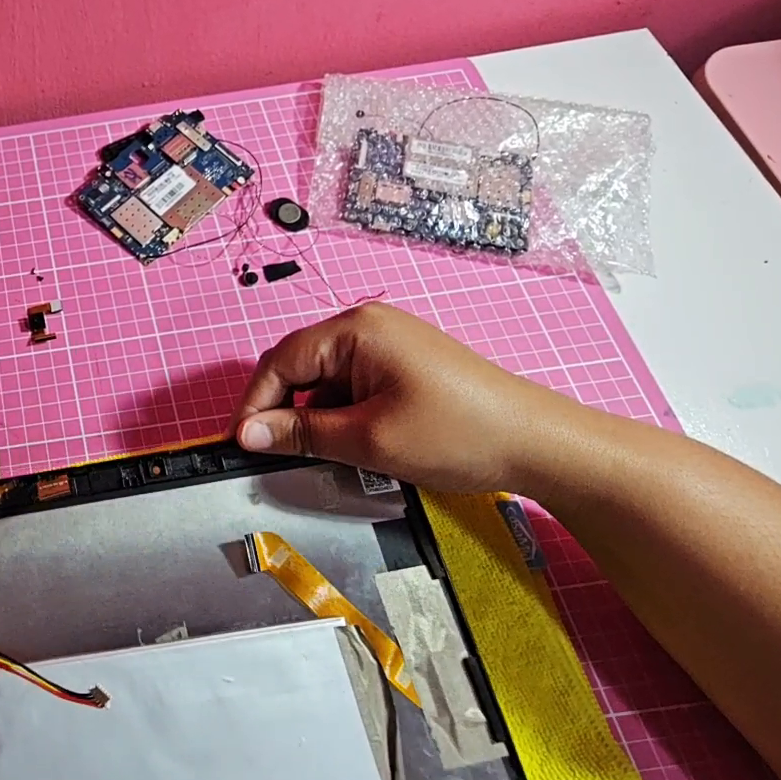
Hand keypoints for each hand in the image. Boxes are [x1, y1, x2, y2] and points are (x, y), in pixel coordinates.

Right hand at [229, 302, 590, 493]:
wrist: (540, 445)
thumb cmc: (457, 434)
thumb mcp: (368, 440)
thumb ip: (300, 434)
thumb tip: (246, 434)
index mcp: (354, 330)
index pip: (280, 362)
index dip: (255, 404)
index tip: (240, 443)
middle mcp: (366, 325)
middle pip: (300, 366)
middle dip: (282, 408)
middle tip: (270, 451)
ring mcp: (386, 342)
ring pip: (324, 378)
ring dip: (313, 415)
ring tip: (318, 454)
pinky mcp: (401, 362)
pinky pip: (351, 383)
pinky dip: (340, 412)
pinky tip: (350, 442)